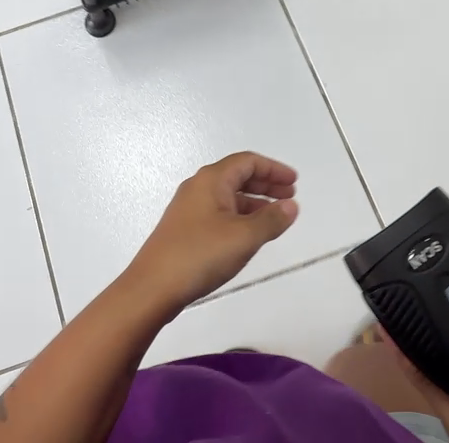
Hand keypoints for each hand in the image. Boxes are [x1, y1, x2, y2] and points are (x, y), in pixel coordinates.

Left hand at [122, 152, 299, 311]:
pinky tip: (250, 234)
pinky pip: (220, 212)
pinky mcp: (186, 228)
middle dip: (265, 184)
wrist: (154, 286)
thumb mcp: (243, 237)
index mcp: (211, 179)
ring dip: (254, 202)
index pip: (247, 161)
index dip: (273, 169)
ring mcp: (190, 208)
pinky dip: (240, 216)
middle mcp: (199, 187)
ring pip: (229, 196)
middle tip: (290, 197)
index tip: (294, 182)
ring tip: (277, 217)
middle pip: (237, 176)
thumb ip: (271, 220)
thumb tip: (291, 206)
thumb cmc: (200, 254)